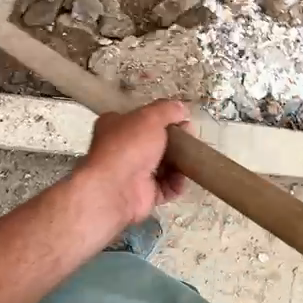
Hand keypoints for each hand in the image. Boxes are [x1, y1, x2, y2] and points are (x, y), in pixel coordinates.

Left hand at [73, 101, 193, 229]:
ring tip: (187, 162)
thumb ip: (167, 109)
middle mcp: (120, 148)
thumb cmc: (129, 146)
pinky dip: (175, 185)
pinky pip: (165, 188)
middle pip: (154, 143)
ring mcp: (131, 173)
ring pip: (162, 166)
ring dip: (178, 165)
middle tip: (189, 142)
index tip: (181, 121)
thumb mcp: (150, 117)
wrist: (116, 188)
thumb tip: (181, 109)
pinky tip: (181, 181)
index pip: (140, 118)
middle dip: (174, 143)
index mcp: (114, 125)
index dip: (161, 118)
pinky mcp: (142, 194)